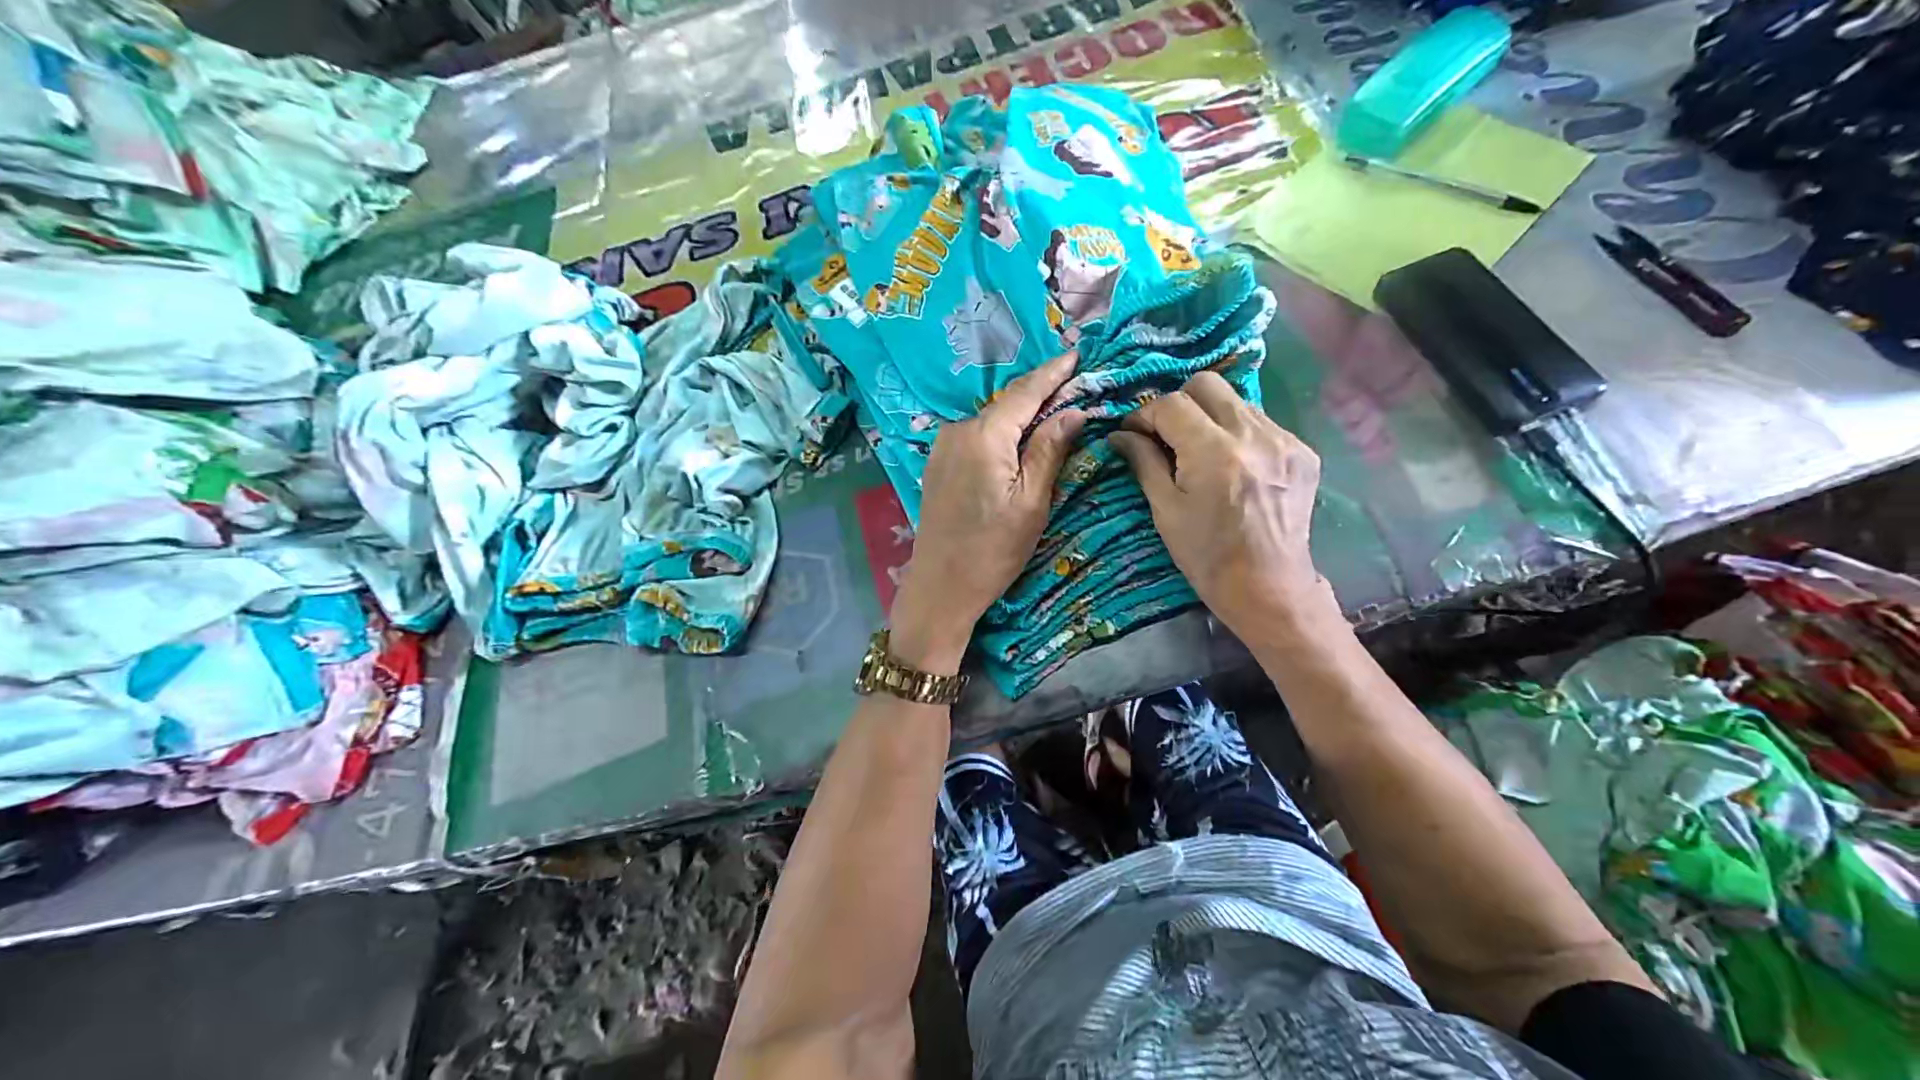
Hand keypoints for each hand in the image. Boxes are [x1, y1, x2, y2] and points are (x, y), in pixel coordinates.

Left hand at [889, 353, 1086, 673]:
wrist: (940, 586)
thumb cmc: (992, 550)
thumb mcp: (1031, 501)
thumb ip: (1049, 450)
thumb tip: (1073, 411)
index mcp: (984, 435)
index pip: (1025, 392)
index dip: (1053, 373)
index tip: (1077, 355)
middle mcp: (958, 430)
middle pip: (1007, 404)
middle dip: (1040, 393)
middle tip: (1074, 382)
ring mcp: (943, 446)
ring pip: (992, 420)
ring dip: (1021, 414)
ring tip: (1054, 408)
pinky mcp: (938, 463)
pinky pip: (976, 436)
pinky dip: (1001, 432)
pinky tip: (1018, 438)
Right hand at [1109, 371, 1338, 646]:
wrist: (1267, 587)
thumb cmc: (1206, 555)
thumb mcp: (1166, 510)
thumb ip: (1144, 462)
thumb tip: (1120, 435)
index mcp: (1214, 452)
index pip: (1172, 404)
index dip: (1145, 414)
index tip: (1133, 434)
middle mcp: (1253, 435)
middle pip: (1206, 385)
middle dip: (1179, 403)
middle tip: (1167, 434)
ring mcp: (1283, 440)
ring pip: (1236, 400)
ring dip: (1209, 416)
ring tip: (1200, 450)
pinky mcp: (1302, 451)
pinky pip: (1260, 422)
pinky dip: (1238, 433)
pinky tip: (1232, 464)